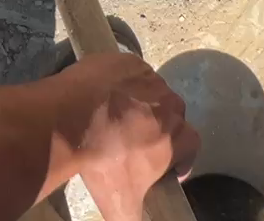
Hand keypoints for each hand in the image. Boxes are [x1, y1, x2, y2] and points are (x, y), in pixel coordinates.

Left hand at [44, 53, 200, 220]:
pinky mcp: (126, 60)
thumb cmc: (102, 162)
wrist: (70, 117)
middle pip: (173, 114)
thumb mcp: (122, 207)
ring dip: (142, 101)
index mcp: (175, 138)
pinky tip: (105, 93)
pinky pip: (131, 71)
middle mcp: (168, 104)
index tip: (165, 163)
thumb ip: (136, 220)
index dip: (181, 154)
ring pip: (152, 90)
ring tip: (116, 115)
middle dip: (160, 125)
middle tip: (136, 138)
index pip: (192, 143)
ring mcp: (147, 78)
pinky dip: (123, 81)